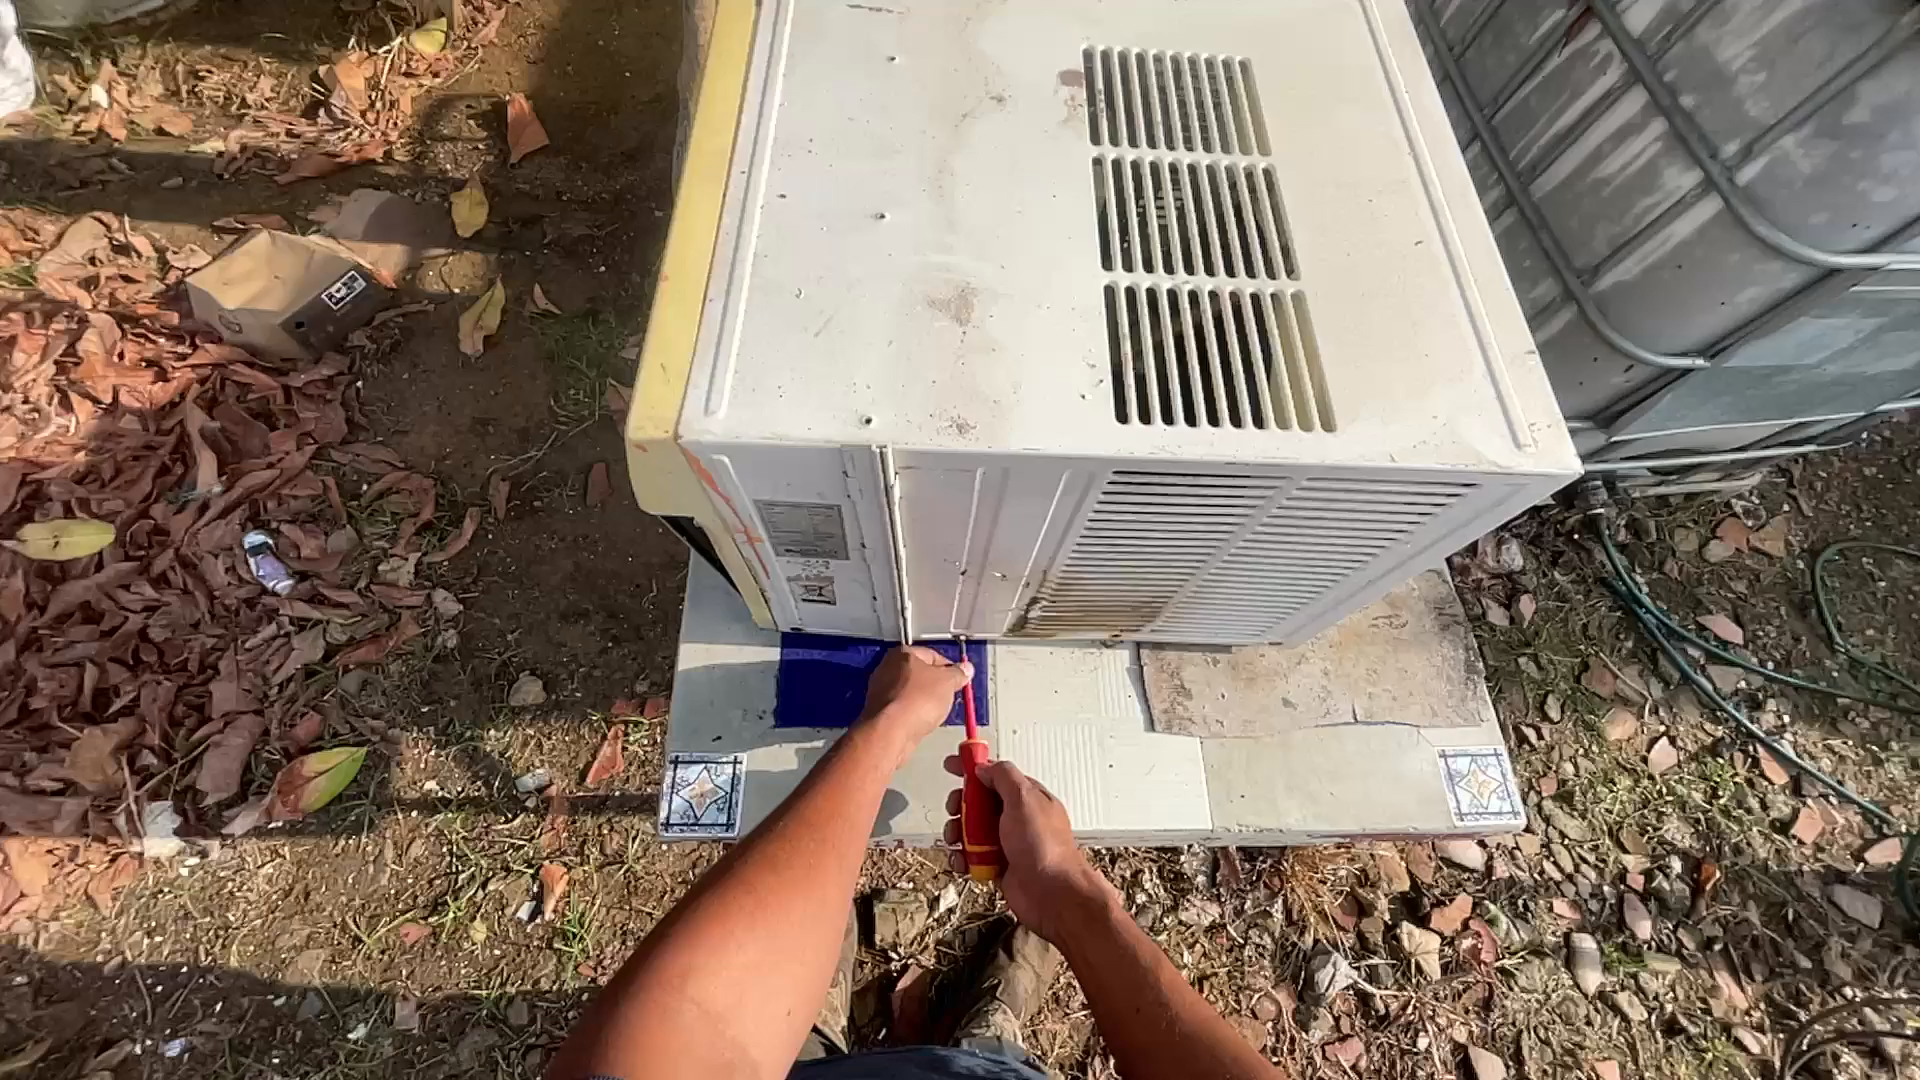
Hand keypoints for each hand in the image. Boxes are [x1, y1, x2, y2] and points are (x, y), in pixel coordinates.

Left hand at [859, 645, 973, 750]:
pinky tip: (922, 721)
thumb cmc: (916, 700)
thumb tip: (965, 669)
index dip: (949, 667)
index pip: (932, 655)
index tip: (959, 678)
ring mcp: (881, 690)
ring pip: (911, 693)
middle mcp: (887, 668)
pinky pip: (903, 709)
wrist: (892, 731)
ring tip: (935, 711)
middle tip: (949, 695)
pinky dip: (913, 714)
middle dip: (936, 685)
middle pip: (920, 673)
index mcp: (903, 653)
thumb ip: (958, 674)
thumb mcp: (948, 683)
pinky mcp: (880, 711)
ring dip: (924, 701)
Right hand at [944, 758, 1117, 943]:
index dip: (973, 769)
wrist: (1051, 894)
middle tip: (955, 810)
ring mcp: (1006, 842)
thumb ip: (1003, 777)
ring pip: (972, 830)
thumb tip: (984, 767)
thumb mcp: (1024, 798)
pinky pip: (972, 856)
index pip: (996, 774)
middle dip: (961, 805)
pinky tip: (961, 861)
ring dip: (958, 833)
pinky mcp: (998, 864)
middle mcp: (1016, 817)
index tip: (952, 766)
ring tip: (956, 840)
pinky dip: (962, 858)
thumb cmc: (1044, 846)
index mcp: (1026, 796)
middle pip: (979, 802)